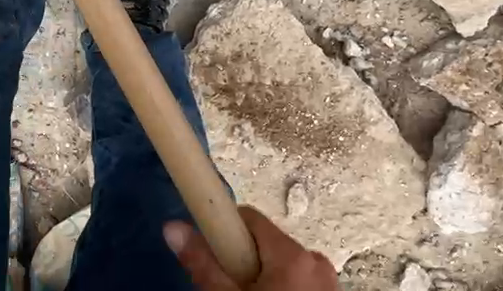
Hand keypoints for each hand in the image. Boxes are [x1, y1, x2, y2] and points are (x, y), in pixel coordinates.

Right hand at [164, 208, 340, 290]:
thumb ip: (202, 262)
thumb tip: (172, 227)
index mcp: (292, 254)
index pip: (248, 219)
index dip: (227, 235)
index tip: (218, 260)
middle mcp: (316, 262)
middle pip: (266, 244)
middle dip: (246, 262)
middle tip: (234, 289)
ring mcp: (329, 286)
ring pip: (283, 267)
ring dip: (266, 280)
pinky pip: (300, 285)